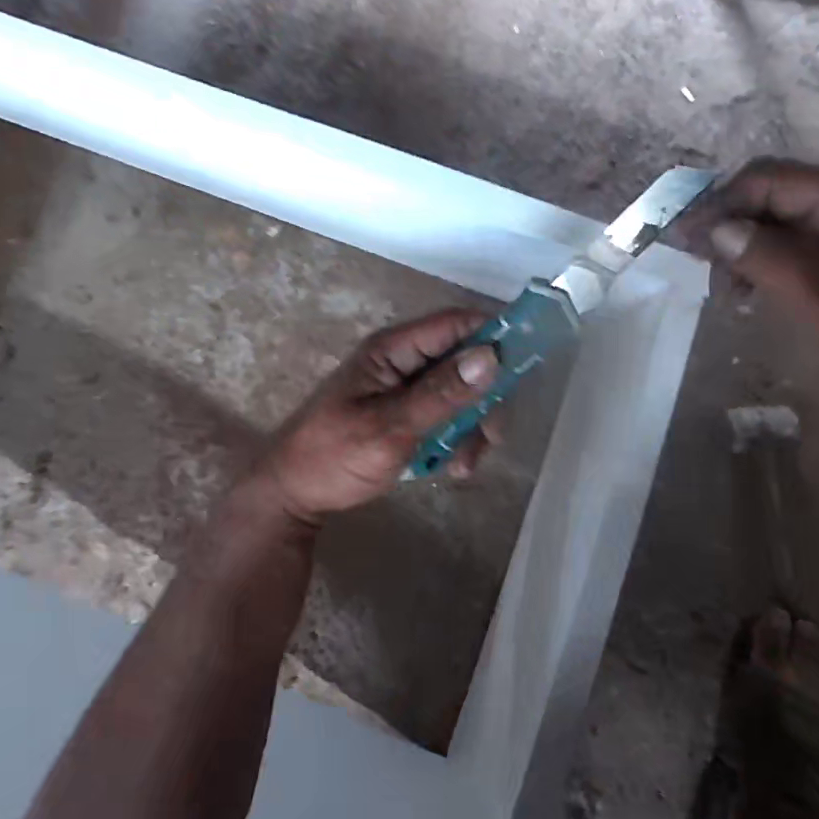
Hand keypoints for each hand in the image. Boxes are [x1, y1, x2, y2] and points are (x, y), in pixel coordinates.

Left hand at [250, 309, 500, 525]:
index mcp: (392, 350)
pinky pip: (446, 418)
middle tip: (490, 438)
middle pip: (466, 361)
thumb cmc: (333, 455)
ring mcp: (404, 389)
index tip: (526, 367)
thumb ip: (441, 394)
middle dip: (485, 399)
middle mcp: (402, 362)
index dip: (494, 336)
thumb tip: (492, 355)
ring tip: (461, 466)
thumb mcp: (390, 428)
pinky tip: (450, 469)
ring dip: (472, 428)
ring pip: (461, 394)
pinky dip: (456, 441)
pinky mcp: (406, 415)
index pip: (455, 324)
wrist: (293, 494)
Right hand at [677, 159, 818, 401]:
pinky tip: (747, 285)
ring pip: (778, 215)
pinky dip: (761, 256)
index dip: (722, 203)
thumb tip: (713, 230)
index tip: (683, 238)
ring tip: (722, 282)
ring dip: (741, 242)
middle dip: (728, 222)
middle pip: (773, 192)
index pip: (772, 179)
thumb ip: (767, 259)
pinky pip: (792, 238)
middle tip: (694, 259)